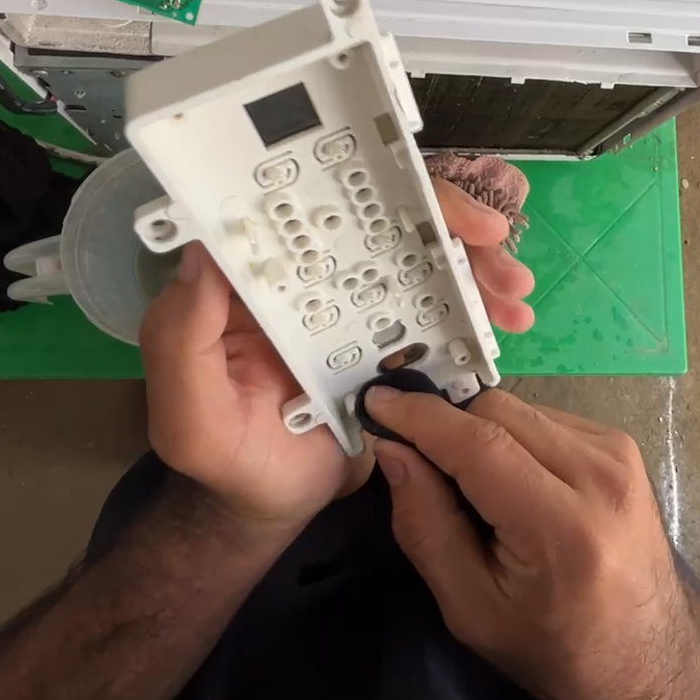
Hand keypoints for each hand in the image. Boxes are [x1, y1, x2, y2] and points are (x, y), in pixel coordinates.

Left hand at [139, 179, 536, 526]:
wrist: (277, 507)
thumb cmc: (227, 459)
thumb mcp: (188, 411)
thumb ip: (183, 339)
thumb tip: (205, 251)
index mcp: (272, 281)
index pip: (326, 212)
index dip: (382, 192)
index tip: (434, 205)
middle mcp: (321, 280)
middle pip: (393, 227)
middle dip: (452, 224)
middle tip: (496, 242)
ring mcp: (364, 309)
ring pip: (428, 264)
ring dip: (477, 265)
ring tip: (516, 293)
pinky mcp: (397, 341)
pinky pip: (444, 312)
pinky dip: (480, 309)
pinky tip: (510, 322)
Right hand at [365, 387, 699, 699]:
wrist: (648, 652)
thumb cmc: (554, 643)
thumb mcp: (472, 608)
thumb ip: (426, 525)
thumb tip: (393, 451)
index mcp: (563, 528)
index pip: (479, 444)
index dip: (421, 417)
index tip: (378, 401)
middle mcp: (599, 475)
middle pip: (498, 410)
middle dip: (450, 425)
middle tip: (425, 460)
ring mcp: (617, 453)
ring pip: (521, 405)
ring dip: (485, 430)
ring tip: (482, 485)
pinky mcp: (622, 443)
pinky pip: (547, 415)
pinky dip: (518, 435)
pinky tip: (520, 479)